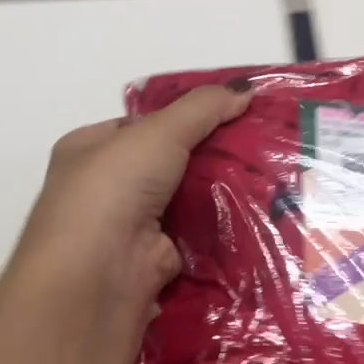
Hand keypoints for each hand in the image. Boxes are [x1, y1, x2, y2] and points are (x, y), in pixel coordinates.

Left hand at [13, 80, 253, 312]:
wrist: (98, 273)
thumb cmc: (112, 191)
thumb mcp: (158, 134)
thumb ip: (203, 109)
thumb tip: (246, 89)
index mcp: (90, 148)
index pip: (145, 125)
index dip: (187, 117)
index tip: (235, 113)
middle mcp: (107, 186)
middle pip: (172, 161)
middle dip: (213, 155)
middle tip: (263, 143)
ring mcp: (133, 224)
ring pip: (189, 197)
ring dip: (223, 190)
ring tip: (273, 174)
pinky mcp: (159, 256)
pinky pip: (200, 232)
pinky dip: (224, 225)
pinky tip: (261, 212)